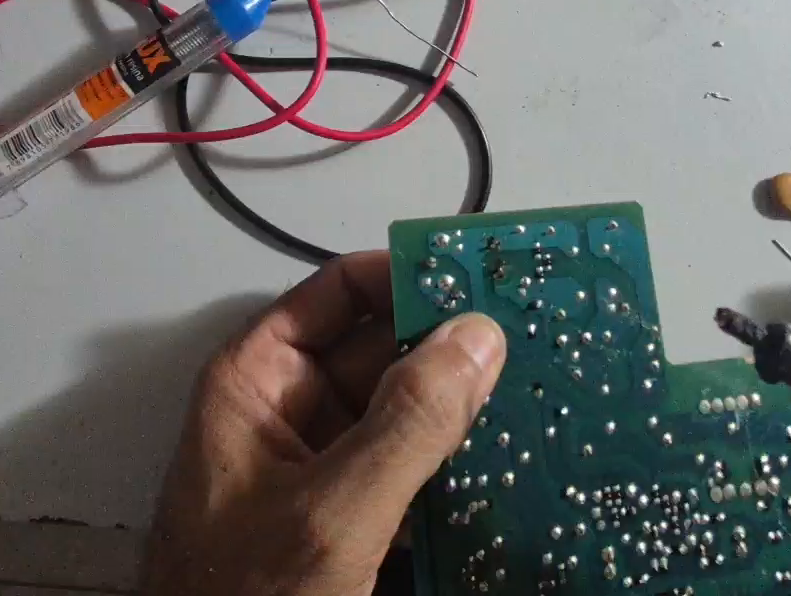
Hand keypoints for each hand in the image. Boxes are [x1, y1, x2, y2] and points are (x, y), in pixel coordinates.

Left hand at [142, 251, 506, 595]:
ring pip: (402, 405)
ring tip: (531, 382)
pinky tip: (504, 452)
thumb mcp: (330, 514)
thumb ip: (405, 425)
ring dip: (459, 400)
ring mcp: (322, 460)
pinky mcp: (349, 512)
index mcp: (258, 377)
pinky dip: (452, 456)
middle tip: (526, 331)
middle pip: (381, 346)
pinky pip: (409, 460)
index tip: (478, 276)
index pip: (340, 291)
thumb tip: (477, 338)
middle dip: (448, 341)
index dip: (407, 276)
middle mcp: (290, 405)